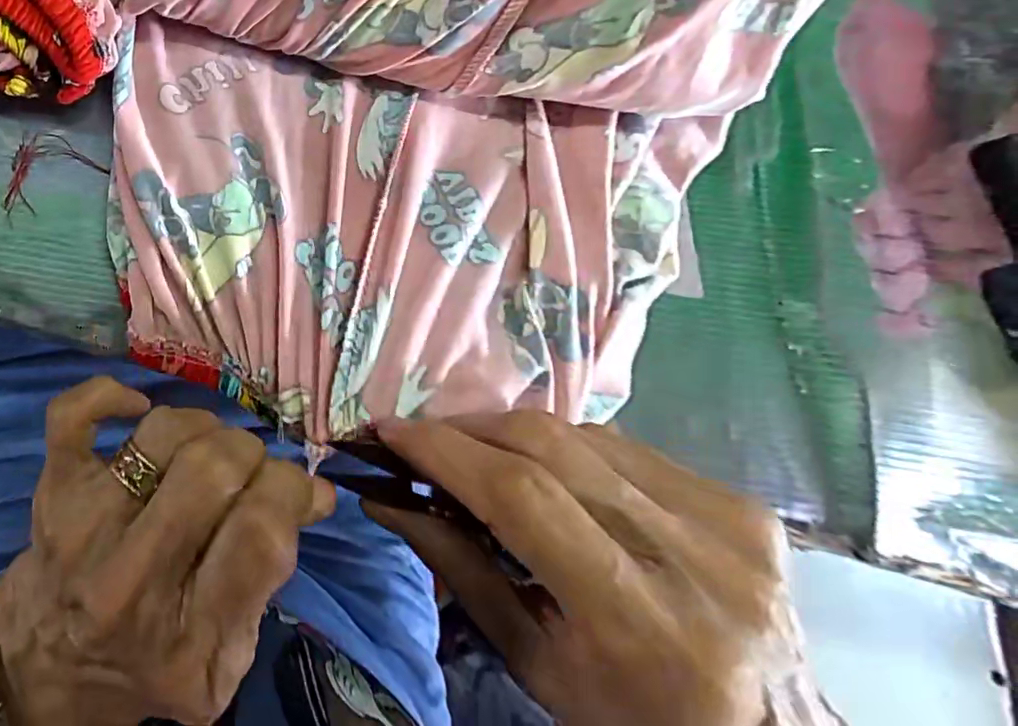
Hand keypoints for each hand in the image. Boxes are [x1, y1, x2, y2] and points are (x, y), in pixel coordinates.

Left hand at [0, 377, 335, 724]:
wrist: (48, 658)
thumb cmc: (145, 662)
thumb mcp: (221, 659)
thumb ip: (268, 577)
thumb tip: (315, 489)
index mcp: (188, 638)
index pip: (260, 536)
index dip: (289, 491)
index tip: (292, 484)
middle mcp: (131, 577)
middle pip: (211, 473)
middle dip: (248, 454)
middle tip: (249, 464)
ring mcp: (84, 523)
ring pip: (160, 434)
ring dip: (201, 426)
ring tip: (206, 446)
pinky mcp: (52, 485)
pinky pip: (73, 414)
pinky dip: (107, 394)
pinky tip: (138, 408)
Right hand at [365, 412, 837, 725]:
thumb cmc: (631, 716)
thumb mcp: (530, 659)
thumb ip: (456, 566)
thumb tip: (379, 495)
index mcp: (638, 620)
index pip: (520, 494)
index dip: (444, 449)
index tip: (388, 430)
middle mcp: (694, 562)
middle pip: (550, 446)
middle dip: (467, 428)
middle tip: (421, 436)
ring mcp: (732, 528)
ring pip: (583, 434)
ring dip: (510, 432)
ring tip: (475, 451)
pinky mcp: (746, 510)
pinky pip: (624, 447)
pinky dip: (565, 447)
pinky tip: (550, 471)